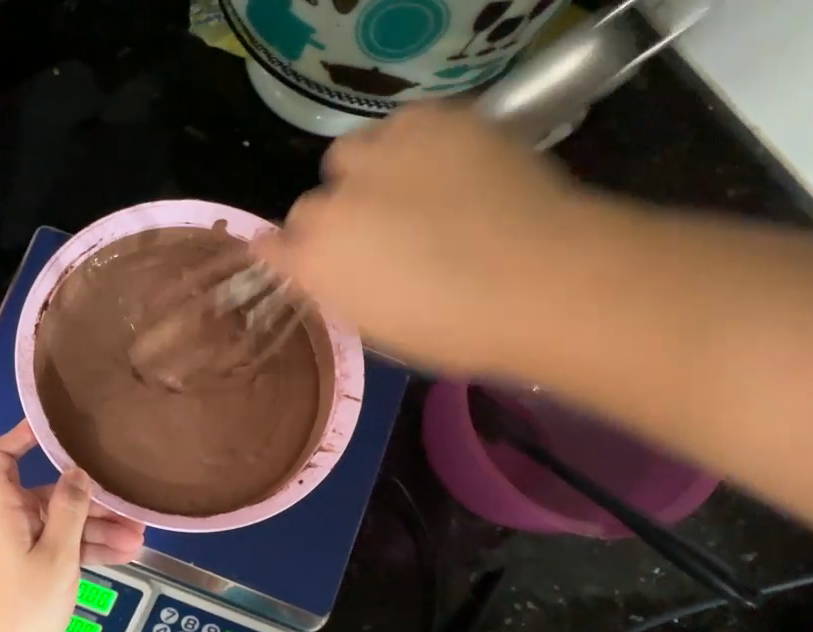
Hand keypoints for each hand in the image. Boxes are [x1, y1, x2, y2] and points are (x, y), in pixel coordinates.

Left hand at [0, 422, 143, 631]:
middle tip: (131, 507)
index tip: (56, 426)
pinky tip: (127, 555)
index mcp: (5, 511)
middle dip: (92, 499)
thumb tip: (78, 470)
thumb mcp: (58, 554)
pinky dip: (90, 549)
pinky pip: (65, 545)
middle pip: (51, 493)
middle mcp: (12, 520)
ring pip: (65, 522)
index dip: (21, 435)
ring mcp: (24, 543)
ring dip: (100, 528)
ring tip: (139, 537)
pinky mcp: (35, 564)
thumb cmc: (29, 604)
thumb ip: (70, 509)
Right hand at [252, 103, 603, 378]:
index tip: (304, 257)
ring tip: (408, 188)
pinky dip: (412, 140)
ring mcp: (380, 158)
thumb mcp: (379, 326)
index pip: (272, 247)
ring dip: (366, 171)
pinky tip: (441, 162)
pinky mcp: (430, 121)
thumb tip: (337, 271)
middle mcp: (333, 207)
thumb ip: (342, 291)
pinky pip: (400, 123)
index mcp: (315, 265)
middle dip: (336, 215)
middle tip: (378, 231)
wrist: (540, 279)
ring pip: (349, 153)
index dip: (288, 252)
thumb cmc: (457, 328)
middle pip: (311, 203)